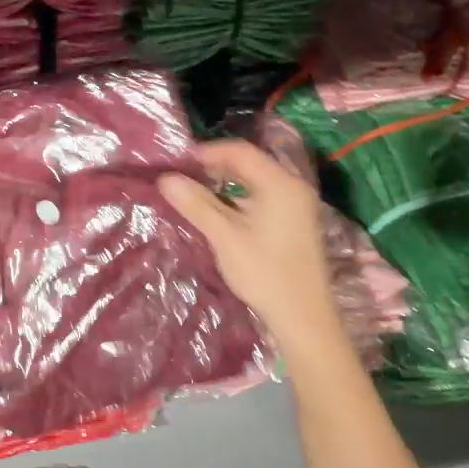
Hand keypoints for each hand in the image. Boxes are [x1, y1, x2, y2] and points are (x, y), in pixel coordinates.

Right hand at [158, 140, 341, 343]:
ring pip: (254, 180)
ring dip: (224, 182)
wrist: (303, 316)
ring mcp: (296, 204)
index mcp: (280, 184)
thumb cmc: (264, 272)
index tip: (178, 162)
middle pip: (249, 163)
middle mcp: (292, 186)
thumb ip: (196, 204)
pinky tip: (218, 211)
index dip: (206, 152)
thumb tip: (165, 178)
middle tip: (182, 176)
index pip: (240, 151)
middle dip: (214, 166)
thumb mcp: (224, 237)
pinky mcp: (294, 220)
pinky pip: (262, 195)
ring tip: (194, 192)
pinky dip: (238, 197)